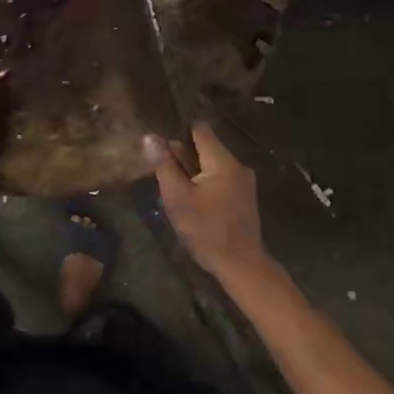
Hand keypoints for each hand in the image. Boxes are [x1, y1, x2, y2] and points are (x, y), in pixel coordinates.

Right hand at [144, 123, 265, 274]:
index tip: (160, 143)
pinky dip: (201, 181)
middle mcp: (237, 166)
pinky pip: (218, 177)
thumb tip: (150, 137)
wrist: (239, 264)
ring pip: (210, 163)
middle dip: (181, 155)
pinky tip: (189, 198)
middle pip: (205, 146)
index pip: (200, 129)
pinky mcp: (242, 195)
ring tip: (173, 187)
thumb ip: (164, 164)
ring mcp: (242, 181)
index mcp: (223, 162)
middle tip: (161, 172)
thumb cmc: (205, 229)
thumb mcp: (177, 196)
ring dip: (190, 170)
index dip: (178, 131)